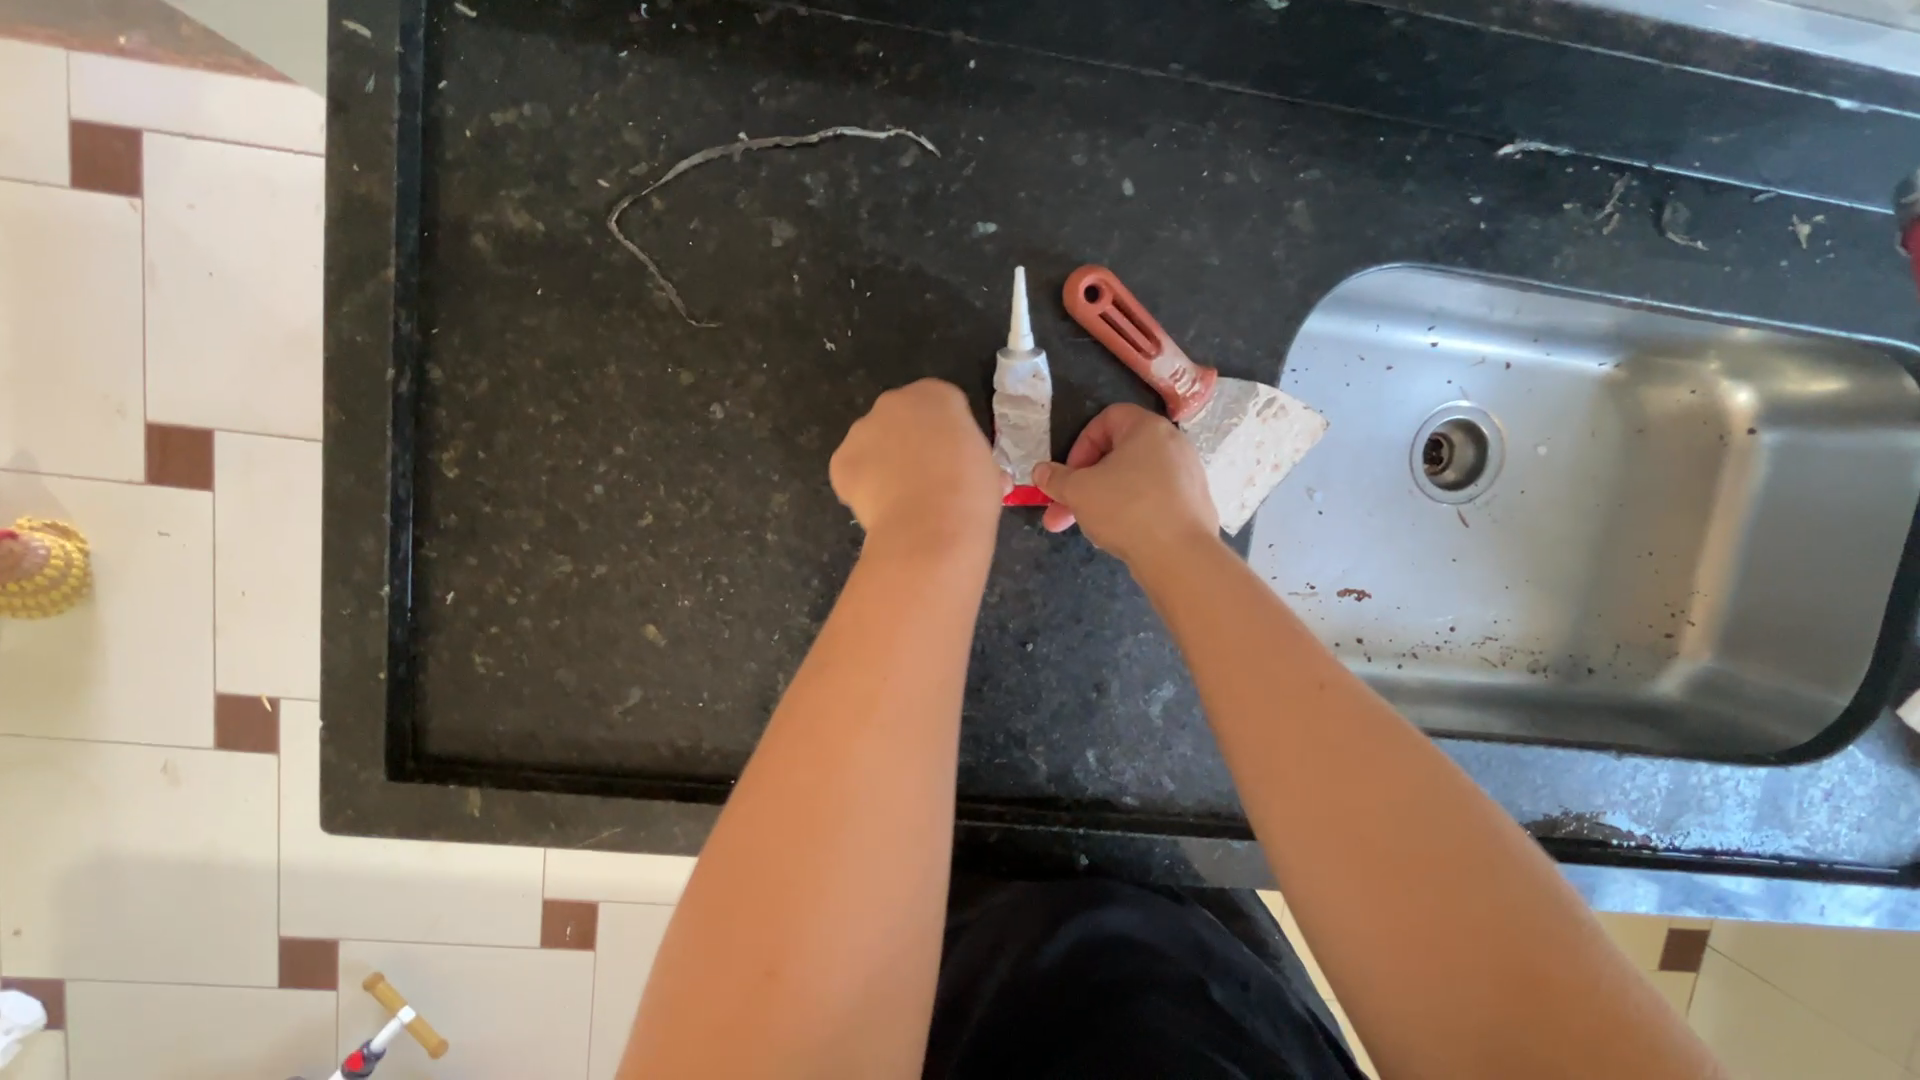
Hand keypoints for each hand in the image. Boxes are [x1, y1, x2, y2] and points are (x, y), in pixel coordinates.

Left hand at [830, 379, 1004, 547]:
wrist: (931, 528)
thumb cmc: (970, 493)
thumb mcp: (987, 470)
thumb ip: (975, 462)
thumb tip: (985, 481)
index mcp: (937, 396)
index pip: (942, 406)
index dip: (947, 435)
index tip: (953, 460)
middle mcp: (894, 402)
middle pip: (901, 420)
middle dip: (909, 444)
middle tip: (926, 479)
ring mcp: (862, 429)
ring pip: (872, 444)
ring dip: (883, 464)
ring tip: (902, 501)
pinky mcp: (841, 460)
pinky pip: (853, 471)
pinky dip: (862, 488)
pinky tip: (882, 510)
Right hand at [1034, 404, 1218, 565]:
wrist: (1181, 556)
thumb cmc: (1126, 509)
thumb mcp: (1079, 491)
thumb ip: (1056, 478)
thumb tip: (1041, 471)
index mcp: (1148, 429)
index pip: (1108, 418)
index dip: (1081, 443)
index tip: (1069, 474)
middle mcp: (1173, 445)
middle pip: (1118, 455)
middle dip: (1084, 484)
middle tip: (1060, 511)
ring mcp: (1187, 476)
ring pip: (1133, 481)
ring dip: (1103, 500)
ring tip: (1085, 530)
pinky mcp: (1193, 505)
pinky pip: (1154, 500)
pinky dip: (1132, 512)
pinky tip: (1118, 538)